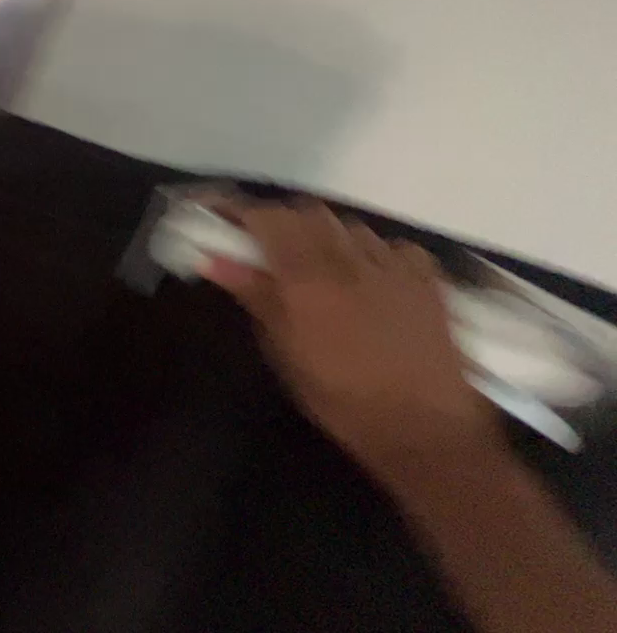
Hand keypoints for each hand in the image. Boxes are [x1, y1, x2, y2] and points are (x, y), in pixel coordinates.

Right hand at [205, 200, 500, 481]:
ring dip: (323, 233)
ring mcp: (396, 273)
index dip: (237, 210)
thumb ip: (254, 295)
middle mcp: (351, 265)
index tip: (216, 214)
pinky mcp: (431, 287)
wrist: (426, 434)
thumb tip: (213, 259)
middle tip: (260, 239)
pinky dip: (372, 250)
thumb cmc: (337, 396)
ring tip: (312, 258)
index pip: (268, 219)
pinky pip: (396, 248)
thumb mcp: (282, 348)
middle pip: (309, 213)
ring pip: (350, 226)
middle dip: (279, 218)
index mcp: (307, 280)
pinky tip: (366, 273)